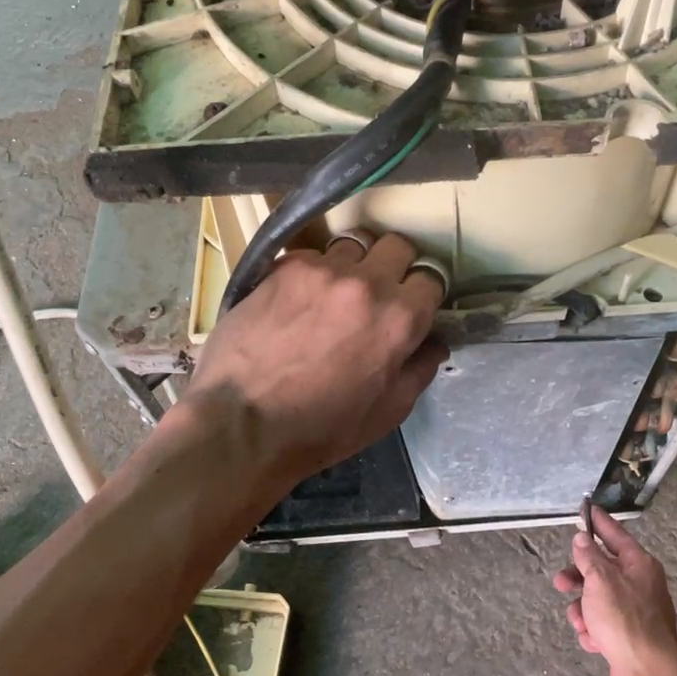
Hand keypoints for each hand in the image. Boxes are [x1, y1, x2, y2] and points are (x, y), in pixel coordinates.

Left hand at [188, 231, 447, 479]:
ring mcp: (321, 270)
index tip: (412, 309)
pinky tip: (300, 302)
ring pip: (353, 245)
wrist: (242, 423)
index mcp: (399, 319)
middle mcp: (366, 283)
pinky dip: (315, 273)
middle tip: (380, 295)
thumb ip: (418, 371)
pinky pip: (312, 256)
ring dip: (354, 266)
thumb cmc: (321, 430)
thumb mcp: (387, 412)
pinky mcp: (282, 268)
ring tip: (337, 296)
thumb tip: (434, 344)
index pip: (431, 278)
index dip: (424, 295)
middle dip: (395, 267)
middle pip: (396, 246)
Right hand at [551, 510, 676, 675]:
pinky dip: (593, 631)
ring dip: (582, 611)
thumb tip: (582, 539)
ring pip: (596, 600)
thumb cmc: (624, 620)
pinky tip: (594, 642)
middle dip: (578, 579)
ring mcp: (635, 611)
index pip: (615, 535)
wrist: (647, 673)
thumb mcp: (600, 582)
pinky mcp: (627, 635)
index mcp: (639, 565)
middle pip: (601, 570)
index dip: (598, 522)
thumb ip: (589, 558)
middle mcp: (640, 584)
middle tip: (560, 583)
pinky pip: (602, 624)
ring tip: (581, 624)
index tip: (586, 509)